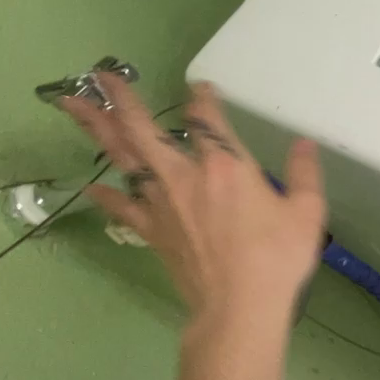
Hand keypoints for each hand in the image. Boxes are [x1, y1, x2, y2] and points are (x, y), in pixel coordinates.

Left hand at [60, 74, 325, 339]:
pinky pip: (121, 206)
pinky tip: (92, 186)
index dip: (202, 98)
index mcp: (227, 166)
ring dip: (96, 129)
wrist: (239, 304)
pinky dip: (105, 194)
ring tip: (72, 104)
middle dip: (121, 100)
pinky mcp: (150, 229)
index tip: (200, 86)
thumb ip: (304, 174)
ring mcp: (161, 202)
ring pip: (122, 157)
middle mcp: (185, 176)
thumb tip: (304, 143)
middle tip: (100, 76)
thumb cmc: (279, 256)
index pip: (207, 119)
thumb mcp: (307, 212)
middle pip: (144, 130)